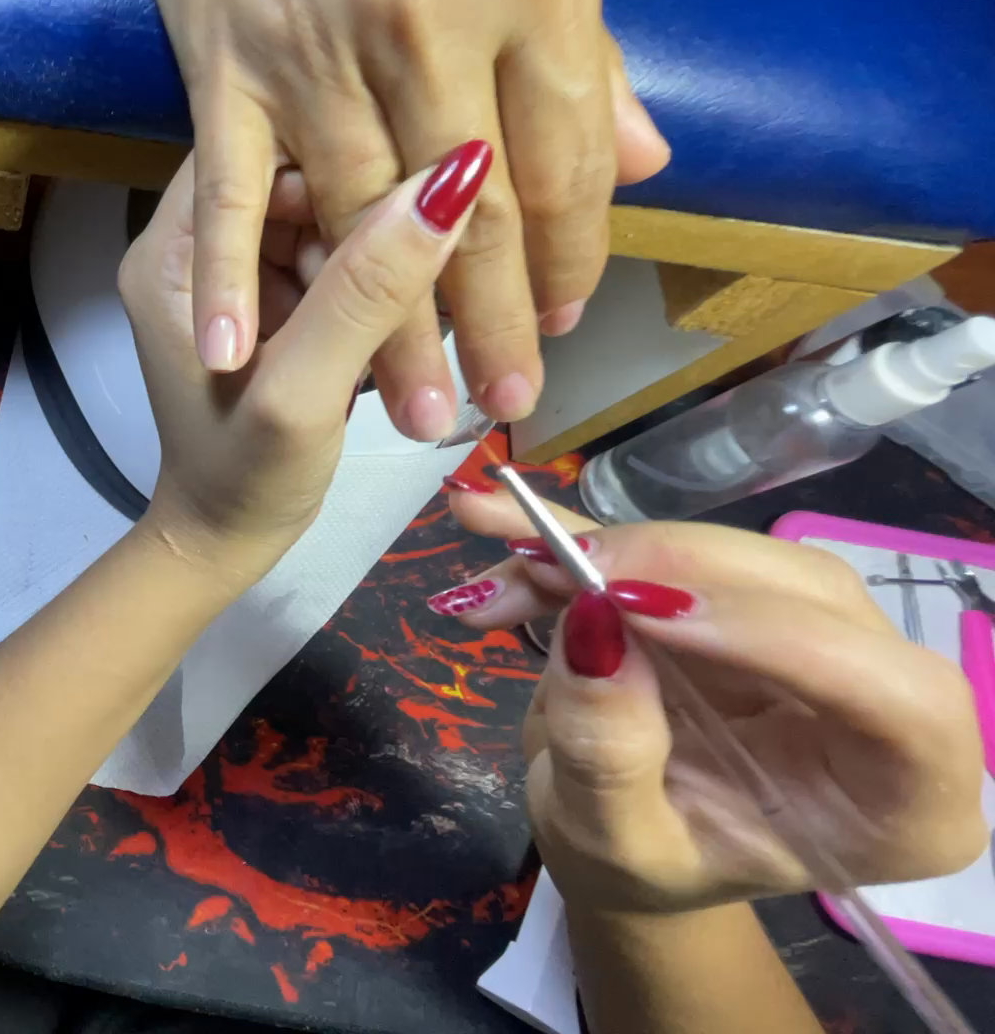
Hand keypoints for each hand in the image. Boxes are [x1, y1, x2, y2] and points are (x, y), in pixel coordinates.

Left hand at [119, 142, 485, 581]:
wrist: (228, 536)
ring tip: (419, 304)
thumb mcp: (302, 389)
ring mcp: (232, 282)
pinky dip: (372, 289)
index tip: (411, 187)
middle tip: (423, 263)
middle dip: (364, 218)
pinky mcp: (268, 309)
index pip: (254, 151)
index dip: (337, 152)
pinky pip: (329, 266)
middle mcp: (193, 253)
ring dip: (377, 259)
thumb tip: (457, 174)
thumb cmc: (244, 474)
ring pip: (321, 222)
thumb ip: (366, 292)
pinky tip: (406, 319)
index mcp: (170, 256)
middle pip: (294, 183)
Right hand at [148, 0, 671, 438]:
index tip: (562, 321)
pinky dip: (224, 275)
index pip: (560, 153)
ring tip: (414, 412)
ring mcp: (311, 61)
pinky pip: (227, 193)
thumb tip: (638, 160)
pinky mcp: (224, 79)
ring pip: (357, 224)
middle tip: (506, 403)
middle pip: (470, 212)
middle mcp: (421, 26)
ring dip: (386, 330)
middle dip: (495, 319)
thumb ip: (584, 54)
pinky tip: (226, 352)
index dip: (568, 249)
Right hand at [425, 488, 986, 912]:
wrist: (612, 844)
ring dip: (594, 548)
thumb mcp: (611, 836)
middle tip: (544, 569)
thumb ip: (607, 753)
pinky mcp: (710, 602)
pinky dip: (564, 528)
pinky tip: (490, 513)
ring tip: (502, 570)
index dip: (767, 630)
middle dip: (659, 564)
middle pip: (797, 591)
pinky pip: (643, 548)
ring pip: (716, 553)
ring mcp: (790, 642)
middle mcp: (862, 702)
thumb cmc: (633, 867)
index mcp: (889, 796)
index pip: (887, 690)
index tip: (627, 605)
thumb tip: (589, 628)